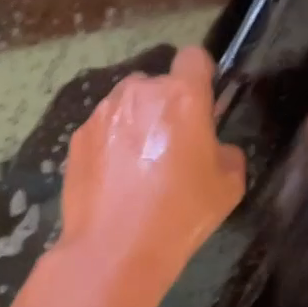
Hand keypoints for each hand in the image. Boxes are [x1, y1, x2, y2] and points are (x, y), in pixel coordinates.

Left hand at [61, 46, 246, 279]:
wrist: (116, 249)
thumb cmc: (182, 213)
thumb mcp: (229, 185)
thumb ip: (226, 152)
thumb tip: (212, 147)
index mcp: (183, 96)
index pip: (194, 57)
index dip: (201, 76)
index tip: (203, 104)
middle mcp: (140, 93)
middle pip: (158, 84)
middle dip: (167, 106)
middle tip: (174, 146)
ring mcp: (104, 113)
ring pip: (128, 105)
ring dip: (138, 122)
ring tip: (140, 165)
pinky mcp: (78, 137)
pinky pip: (104, 128)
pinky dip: (112, 144)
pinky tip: (116, 179)